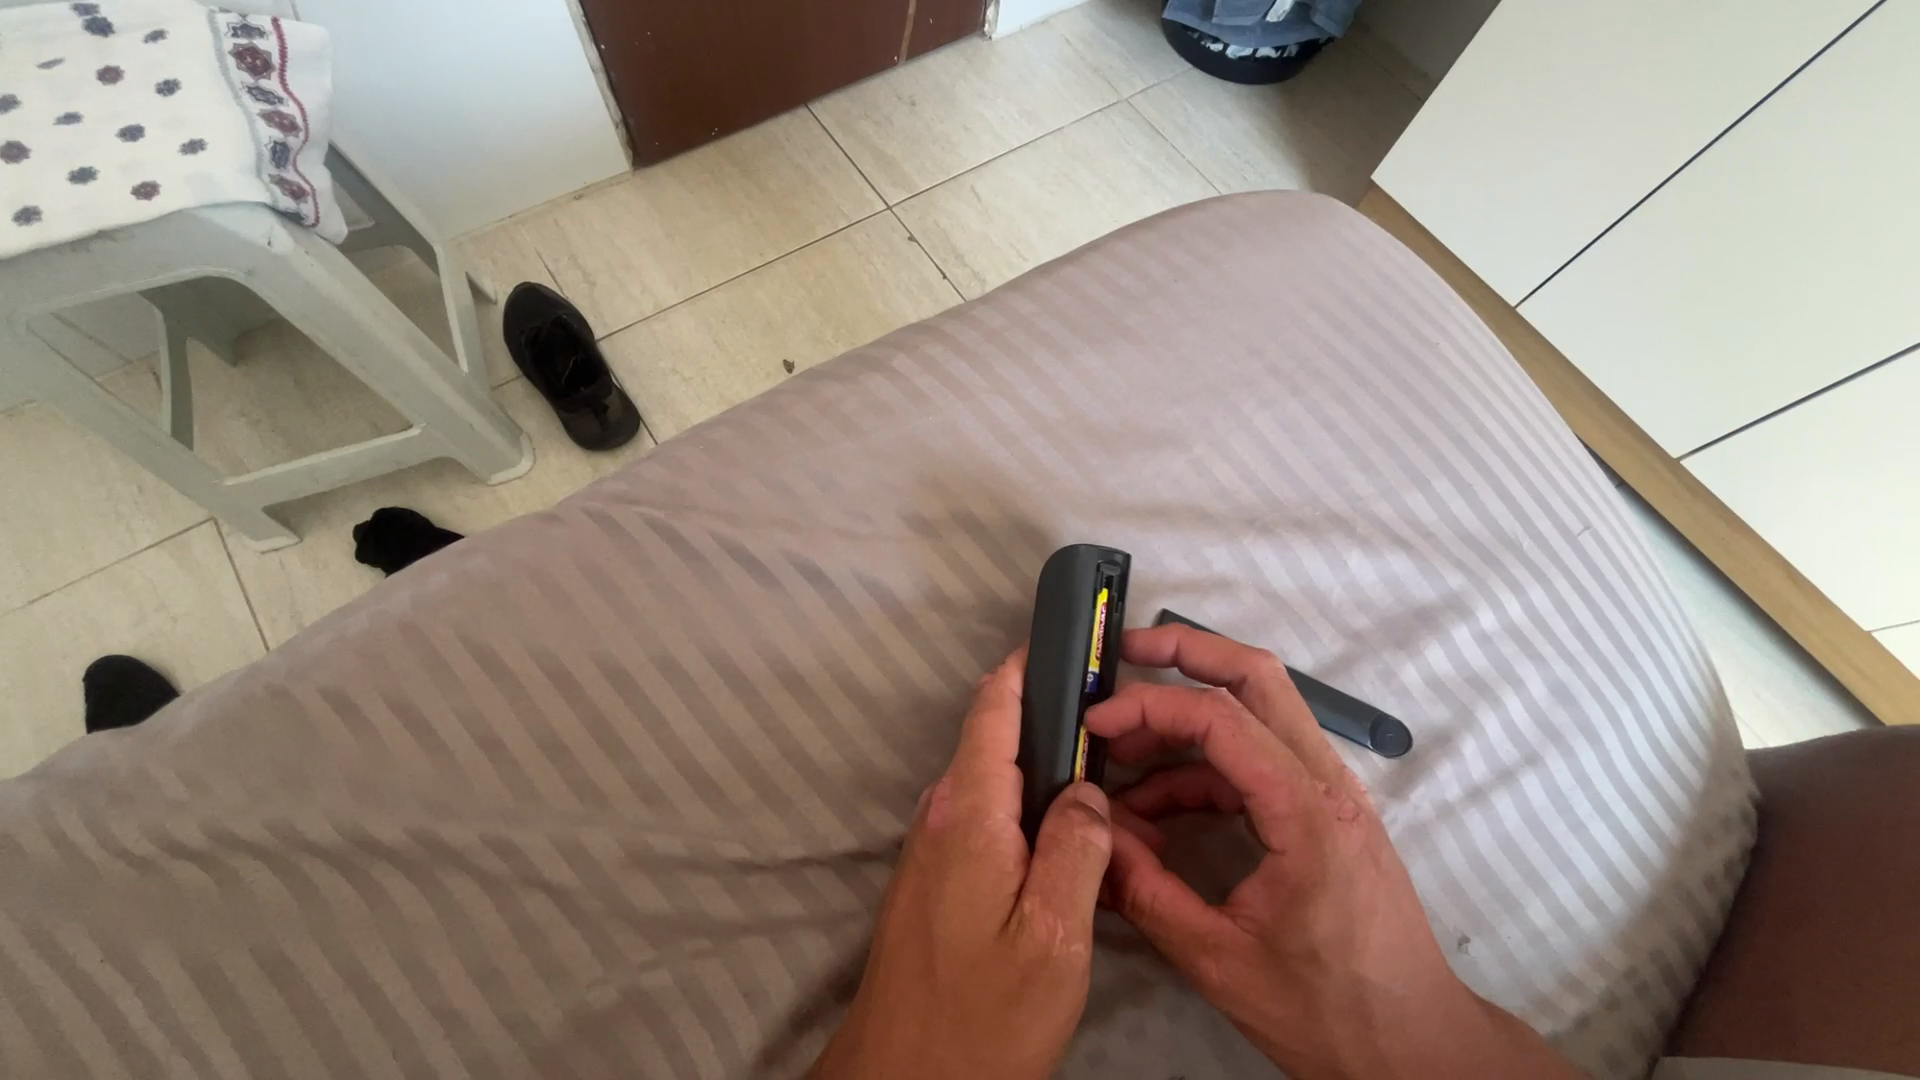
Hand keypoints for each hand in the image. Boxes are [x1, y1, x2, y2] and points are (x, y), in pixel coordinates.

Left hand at [809, 647, 1112, 1079]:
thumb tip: (1086, 788)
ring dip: (1045, 779)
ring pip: (997, 782)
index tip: (1069, 644)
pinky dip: (1028, 815)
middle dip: (1054, 729)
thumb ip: (1076, 849)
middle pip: (999, 740)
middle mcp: (943, 812)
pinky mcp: (935, 873)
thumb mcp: (1052, 936)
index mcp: (970, 810)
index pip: (994, 706)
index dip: (1029, 666)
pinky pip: (988, 819)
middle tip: (1120, 736)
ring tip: (1108, 795)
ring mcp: (933, 843)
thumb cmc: (981, 1014)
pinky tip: (1067, 848)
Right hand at [1087, 624, 1580, 1079]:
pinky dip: (1199, 770)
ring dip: (1184, 719)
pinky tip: (1154, 810)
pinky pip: (1252, 761)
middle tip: (1122, 654)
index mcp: (1307, 812)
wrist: (1419, 1052)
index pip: (1220, 718)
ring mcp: (1327, 790)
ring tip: (1118, 757)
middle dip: (1185, 651)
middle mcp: (1325, 781)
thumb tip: (1093, 835)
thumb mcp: (1219, 960)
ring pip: (1256, 708)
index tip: (1095, 722)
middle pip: (1256, 675)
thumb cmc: (1328, 1012)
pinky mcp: (1319, 809)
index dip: (1149, 706)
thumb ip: (1146, 891)